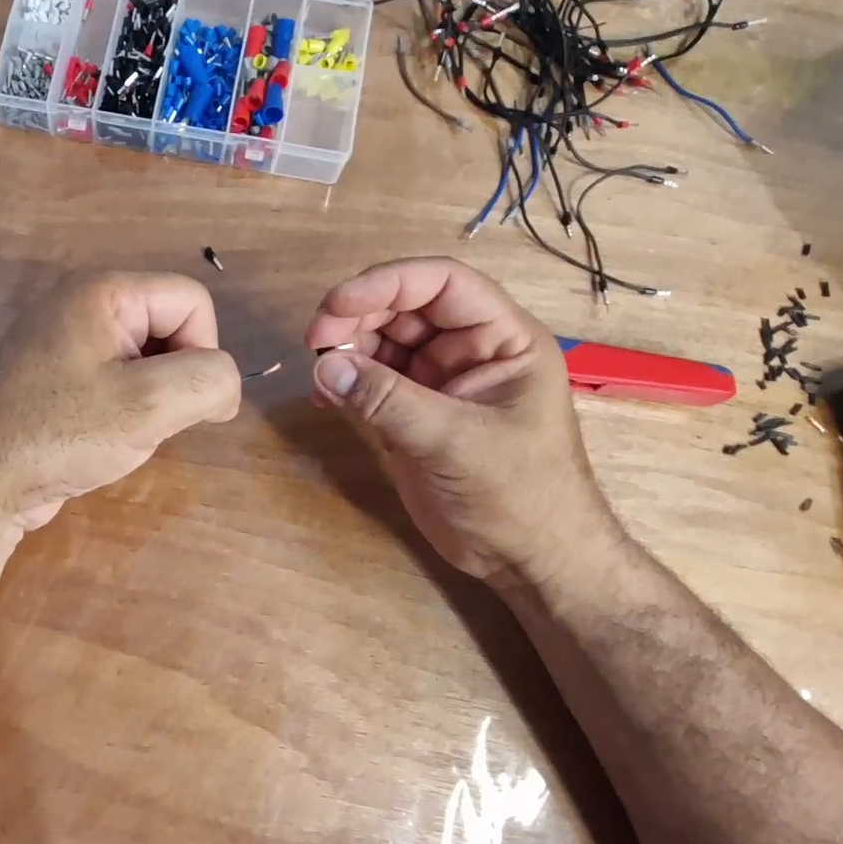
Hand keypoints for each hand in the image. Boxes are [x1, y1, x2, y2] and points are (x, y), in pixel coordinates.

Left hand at [0, 272, 240, 531]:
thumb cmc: (59, 436)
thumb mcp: (149, 407)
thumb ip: (209, 381)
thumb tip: (224, 385)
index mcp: (102, 291)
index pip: (192, 301)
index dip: (204, 354)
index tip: (186, 407)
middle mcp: (79, 303)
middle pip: (169, 326)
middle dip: (175, 379)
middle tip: (149, 422)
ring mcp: (61, 341)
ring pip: (145, 359)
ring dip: (150, 401)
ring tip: (120, 433)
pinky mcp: (52, 378)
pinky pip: (114, 381)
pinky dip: (123, 411)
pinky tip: (99, 440)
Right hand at [303, 257, 623, 585]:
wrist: (526, 559)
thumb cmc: (517, 494)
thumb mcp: (456, 442)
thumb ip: (389, 402)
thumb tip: (324, 367)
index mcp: (501, 340)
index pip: (443, 285)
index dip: (388, 283)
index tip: (336, 304)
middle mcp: (468, 353)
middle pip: (405, 310)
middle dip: (358, 317)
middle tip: (316, 342)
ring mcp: (438, 385)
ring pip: (383, 344)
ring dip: (347, 350)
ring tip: (319, 373)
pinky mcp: (413, 416)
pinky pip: (372, 383)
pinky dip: (345, 384)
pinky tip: (323, 396)